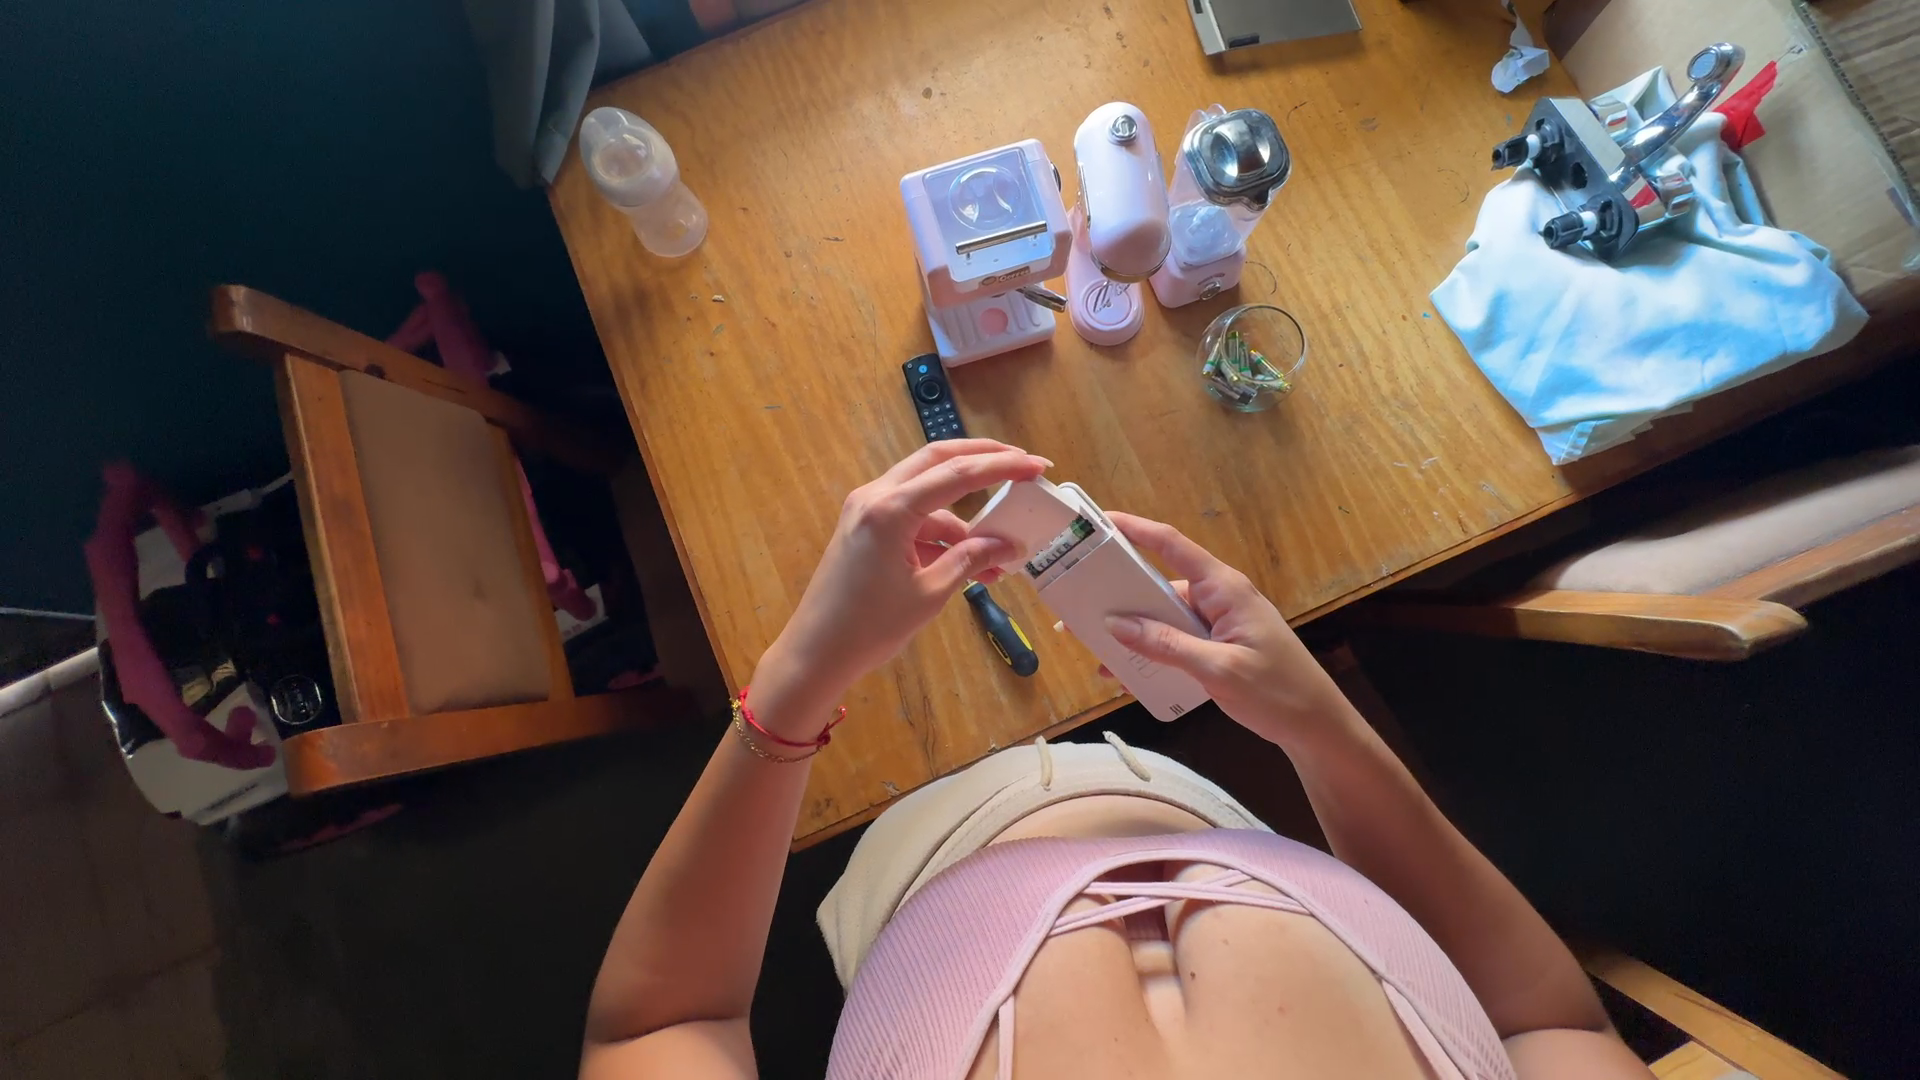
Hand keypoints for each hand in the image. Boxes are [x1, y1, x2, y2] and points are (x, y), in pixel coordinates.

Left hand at [756, 441, 1048, 718]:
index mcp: (891, 509)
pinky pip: (912, 517)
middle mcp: (875, 496)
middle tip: (1020, 462)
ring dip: (963, 515)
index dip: (1002, 467)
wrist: (816, 653)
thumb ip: (971, 559)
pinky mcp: (865, 526)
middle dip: (981, 458)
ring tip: (999, 551)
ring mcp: (866, 509)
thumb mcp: (930, 593)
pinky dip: (941, 533)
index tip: (1037, 465)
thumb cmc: (871, 627)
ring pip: (926, 491)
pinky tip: (967, 562)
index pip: (958, 473)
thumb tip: (1009, 546)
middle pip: (937, 460)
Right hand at [1101, 512, 1354, 747]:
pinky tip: (1124, 673)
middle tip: (1077, 604)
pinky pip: (1172, 640)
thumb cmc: (1278, 692)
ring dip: (1130, 631)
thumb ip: (1167, 644)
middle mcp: (1216, 597)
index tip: (1099, 522)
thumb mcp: (1218, 669)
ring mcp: (1216, 621)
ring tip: (1093, 649)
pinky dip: (1149, 652)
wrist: (1318, 728)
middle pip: (1158, 583)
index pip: (1172, 545)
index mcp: (1223, 588)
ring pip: (1161, 616)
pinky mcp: (1214, 645)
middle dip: (1118, 593)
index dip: (1135, 529)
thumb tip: (1116, 623)